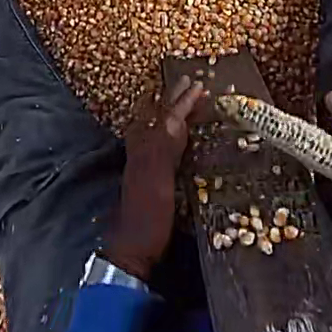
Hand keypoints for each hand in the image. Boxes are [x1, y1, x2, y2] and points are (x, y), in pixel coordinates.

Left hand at [102, 76, 205, 280]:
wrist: (132, 251)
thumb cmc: (147, 217)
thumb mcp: (157, 182)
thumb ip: (164, 149)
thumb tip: (175, 118)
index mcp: (147, 148)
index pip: (168, 117)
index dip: (183, 101)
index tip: (199, 85)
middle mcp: (143, 151)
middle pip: (159, 117)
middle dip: (173, 99)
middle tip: (187, 81)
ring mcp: (144, 165)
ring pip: (157, 128)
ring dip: (169, 111)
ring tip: (179, 99)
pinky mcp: (149, 179)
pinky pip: (160, 143)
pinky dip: (169, 131)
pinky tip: (174, 135)